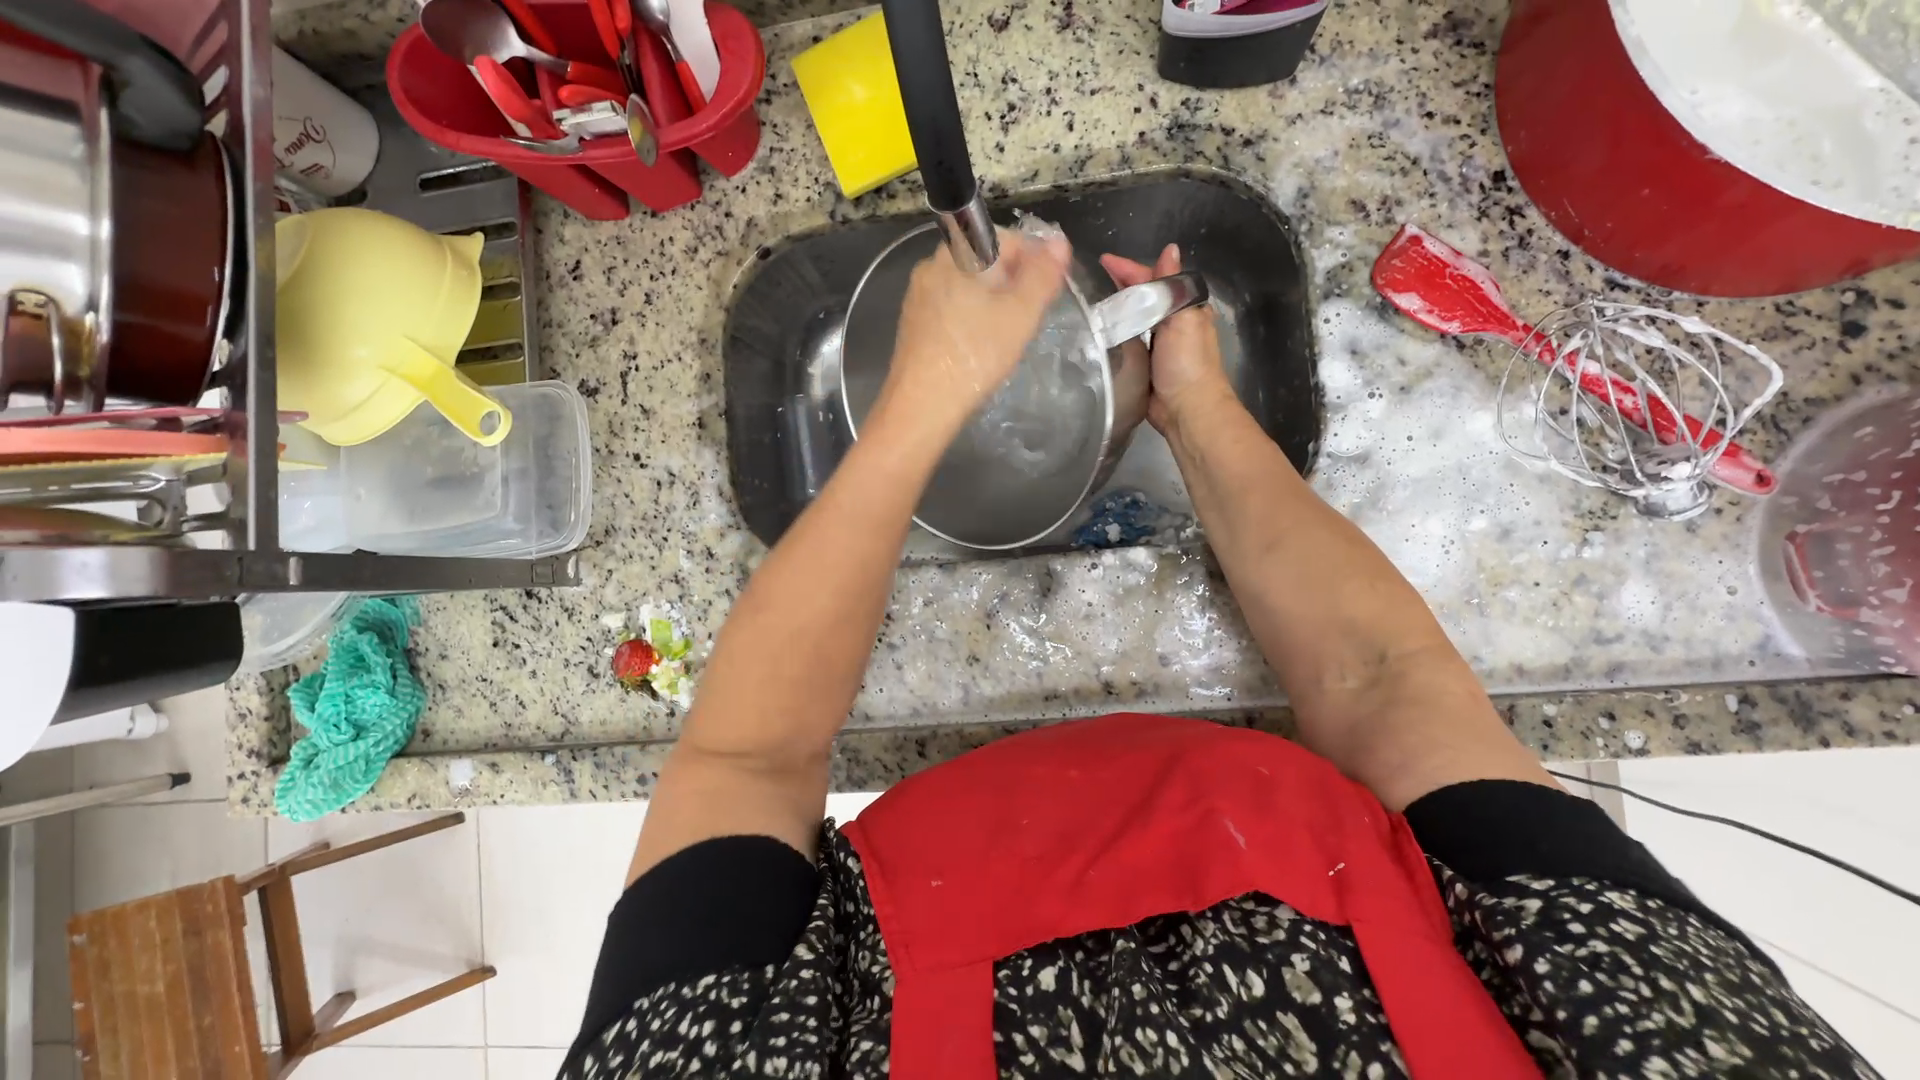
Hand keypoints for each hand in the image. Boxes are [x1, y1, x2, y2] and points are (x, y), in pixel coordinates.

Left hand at [869, 228, 1071, 445]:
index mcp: (958, 254)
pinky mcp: (913, 323)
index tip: (1045, 292)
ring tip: (1004, 336)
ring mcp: (919, 295)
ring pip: (968, 287)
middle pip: (986, 262)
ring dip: (992, 303)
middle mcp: (932, 266)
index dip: (1033, 260)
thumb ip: (1043, 275)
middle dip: (1012, 284)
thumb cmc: (975, 356)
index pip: (1007, 238)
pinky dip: (970, 320)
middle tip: (1026, 318)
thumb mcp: (1020, 315)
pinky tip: (978, 348)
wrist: (922, 404)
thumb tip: (1060, 242)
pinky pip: (950, 308)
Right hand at [1099, 244, 1235, 435]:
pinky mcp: (1141, 366)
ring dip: (1112, 311)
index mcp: (1184, 308)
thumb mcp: (1183, 317)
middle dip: (1117, 286)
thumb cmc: (1187, 362)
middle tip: (1087, 280)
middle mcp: (1170, 324)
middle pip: (1141, 298)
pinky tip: (1093, 333)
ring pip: (1130, 320)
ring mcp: (1155, 346)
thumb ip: (1172, 285)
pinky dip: (1110, 336)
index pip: (1154, 279)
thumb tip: (1170, 248)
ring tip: (1084, 303)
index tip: (1103, 261)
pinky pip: (1123, 344)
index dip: (1129, 268)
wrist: (1186, 409)